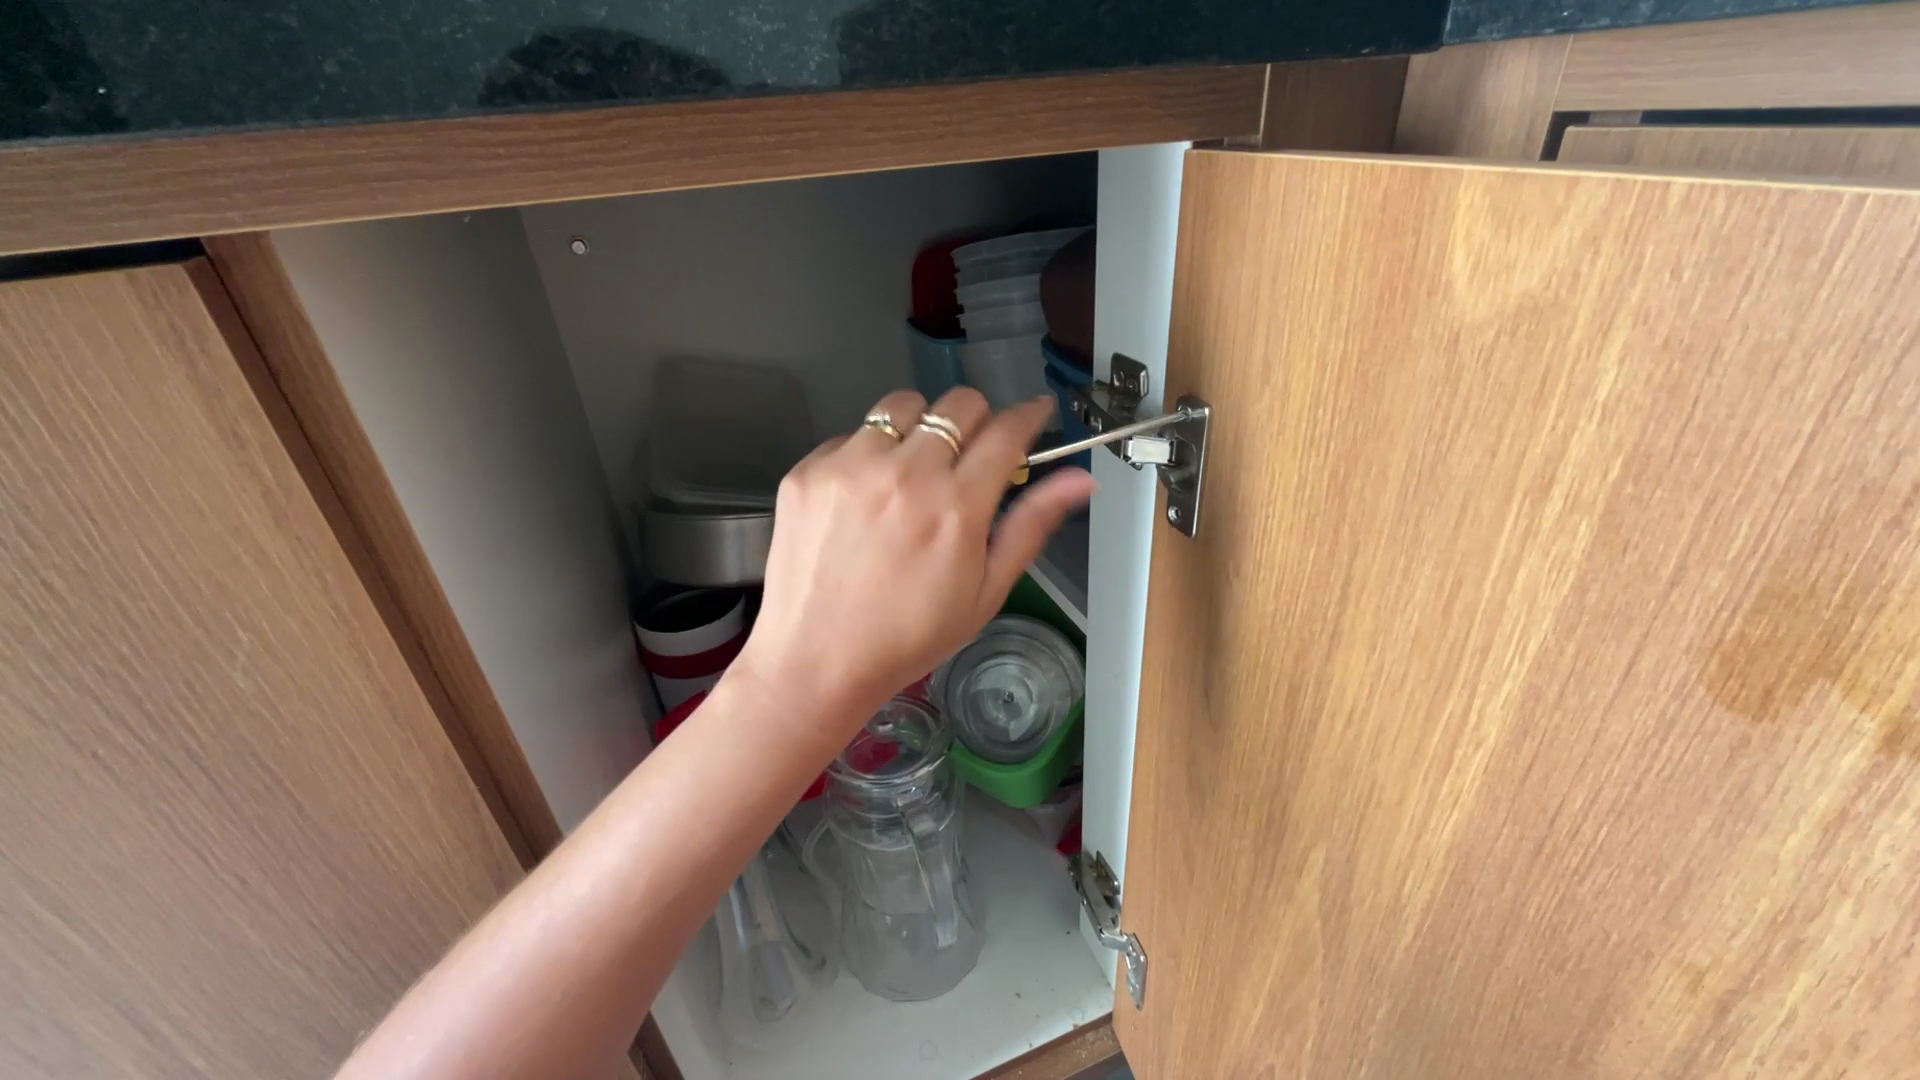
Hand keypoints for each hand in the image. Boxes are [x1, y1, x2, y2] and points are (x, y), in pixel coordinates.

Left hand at [732, 387, 1095, 752]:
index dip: (1029, 415)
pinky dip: (868, 454)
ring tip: (913, 470)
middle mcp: (904, 474)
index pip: (1006, 430)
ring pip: (901, 405)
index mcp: (956, 506)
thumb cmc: (908, 637)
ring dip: (920, 427)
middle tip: (969, 455)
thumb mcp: (984, 591)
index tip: (1034, 414)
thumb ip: (1031, 525)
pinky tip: (866, 497)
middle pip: (958, 403)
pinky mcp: (809, 472)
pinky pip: (851, 436)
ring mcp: (850, 467)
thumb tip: (1080, 480)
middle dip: (976, 420)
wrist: (816, 662)